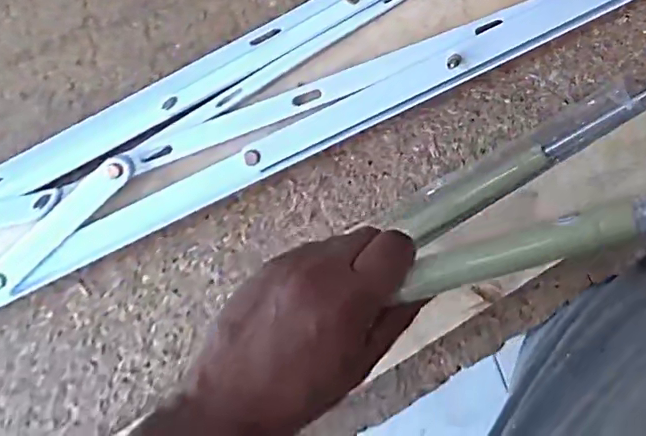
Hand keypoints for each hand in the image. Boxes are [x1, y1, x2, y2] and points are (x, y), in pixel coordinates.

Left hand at [143, 227, 423, 435]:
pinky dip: (315, 268)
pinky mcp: (269, 264)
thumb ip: (398, 318)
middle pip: (371, 235)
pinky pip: (310, 250)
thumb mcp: (359, 365)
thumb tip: (425, 286)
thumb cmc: (294, 395)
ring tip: (328, 298)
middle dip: (373, 258)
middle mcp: (322, 271)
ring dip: (345, 261)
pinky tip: (302, 300)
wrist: (221, 410)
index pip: (397, 243)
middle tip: (363, 290)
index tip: (397, 276)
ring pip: (340, 241)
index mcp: (349, 297)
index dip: (401, 258)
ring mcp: (291, 264)